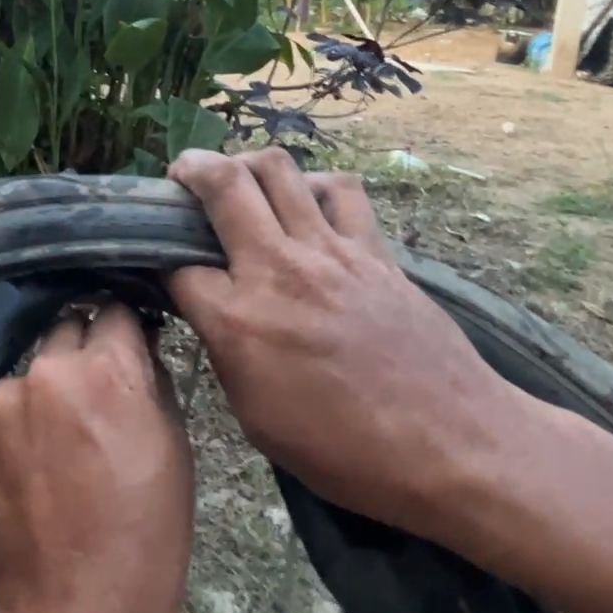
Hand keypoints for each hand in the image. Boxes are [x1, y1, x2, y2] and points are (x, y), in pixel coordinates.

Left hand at [0, 303, 193, 612]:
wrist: (76, 607)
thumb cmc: (143, 533)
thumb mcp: (174, 446)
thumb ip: (152, 379)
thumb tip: (138, 344)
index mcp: (106, 370)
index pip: (114, 308)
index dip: (125, 326)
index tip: (128, 341)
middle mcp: (48, 368)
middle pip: (70, 327)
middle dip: (86, 349)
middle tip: (96, 389)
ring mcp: (4, 395)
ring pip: (34, 361)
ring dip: (50, 379)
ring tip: (61, 426)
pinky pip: (6, 395)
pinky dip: (22, 409)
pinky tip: (33, 448)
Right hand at [166, 148, 522, 538]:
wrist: (452, 448)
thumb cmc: (345, 451)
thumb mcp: (255, 417)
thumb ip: (223, 351)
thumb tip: (210, 310)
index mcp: (238, 320)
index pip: (176, 264)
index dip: (160, 258)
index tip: (163, 264)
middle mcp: (277, 270)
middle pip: (221, 183)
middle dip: (190, 168)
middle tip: (182, 176)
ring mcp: (329, 252)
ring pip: (277, 168)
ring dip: (245, 162)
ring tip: (240, 178)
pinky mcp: (374, 249)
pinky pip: (338, 190)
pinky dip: (312, 185)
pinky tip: (306, 203)